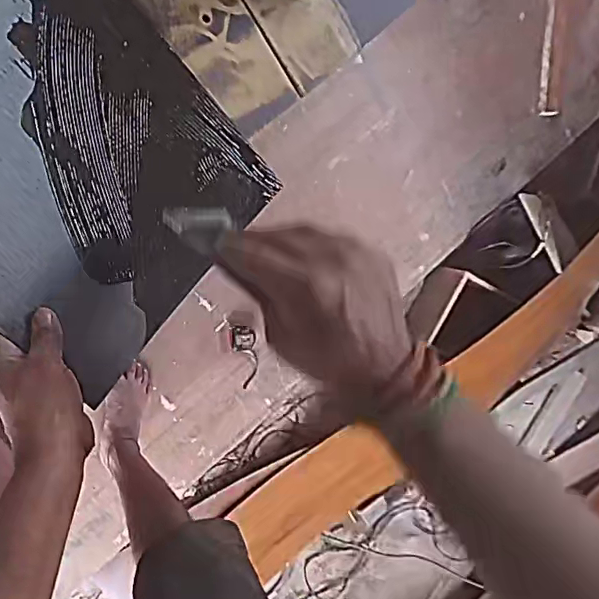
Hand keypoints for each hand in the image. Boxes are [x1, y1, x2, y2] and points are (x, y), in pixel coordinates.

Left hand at [0, 308, 93, 469]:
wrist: (59, 453)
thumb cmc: (45, 413)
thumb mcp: (48, 361)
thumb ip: (45, 336)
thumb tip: (42, 316)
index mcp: (0, 367)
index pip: (7, 334)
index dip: (25, 322)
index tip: (42, 316)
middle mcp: (9, 384)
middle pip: (27, 353)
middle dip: (45, 345)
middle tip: (61, 338)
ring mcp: (27, 399)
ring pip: (44, 371)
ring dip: (58, 367)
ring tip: (69, 362)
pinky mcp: (46, 412)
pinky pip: (57, 390)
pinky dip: (67, 385)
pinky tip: (75, 383)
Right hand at [216, 226, 415, 408]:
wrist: (384, 367)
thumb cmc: (336, 362)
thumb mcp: (279, 336)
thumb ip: (257, 294)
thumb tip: (234, 266)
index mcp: (306, 286)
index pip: (254, 253)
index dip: (228, 248)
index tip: (214, 244)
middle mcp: (333, 262)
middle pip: (275, 236)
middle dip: (248, 241)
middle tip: (230, 248)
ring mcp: (353, 253)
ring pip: (299, 230)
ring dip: (274, 238)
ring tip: (259, 251)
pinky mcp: (366, 251)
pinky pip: (325, 235)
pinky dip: (302, 241)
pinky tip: (292, 253)